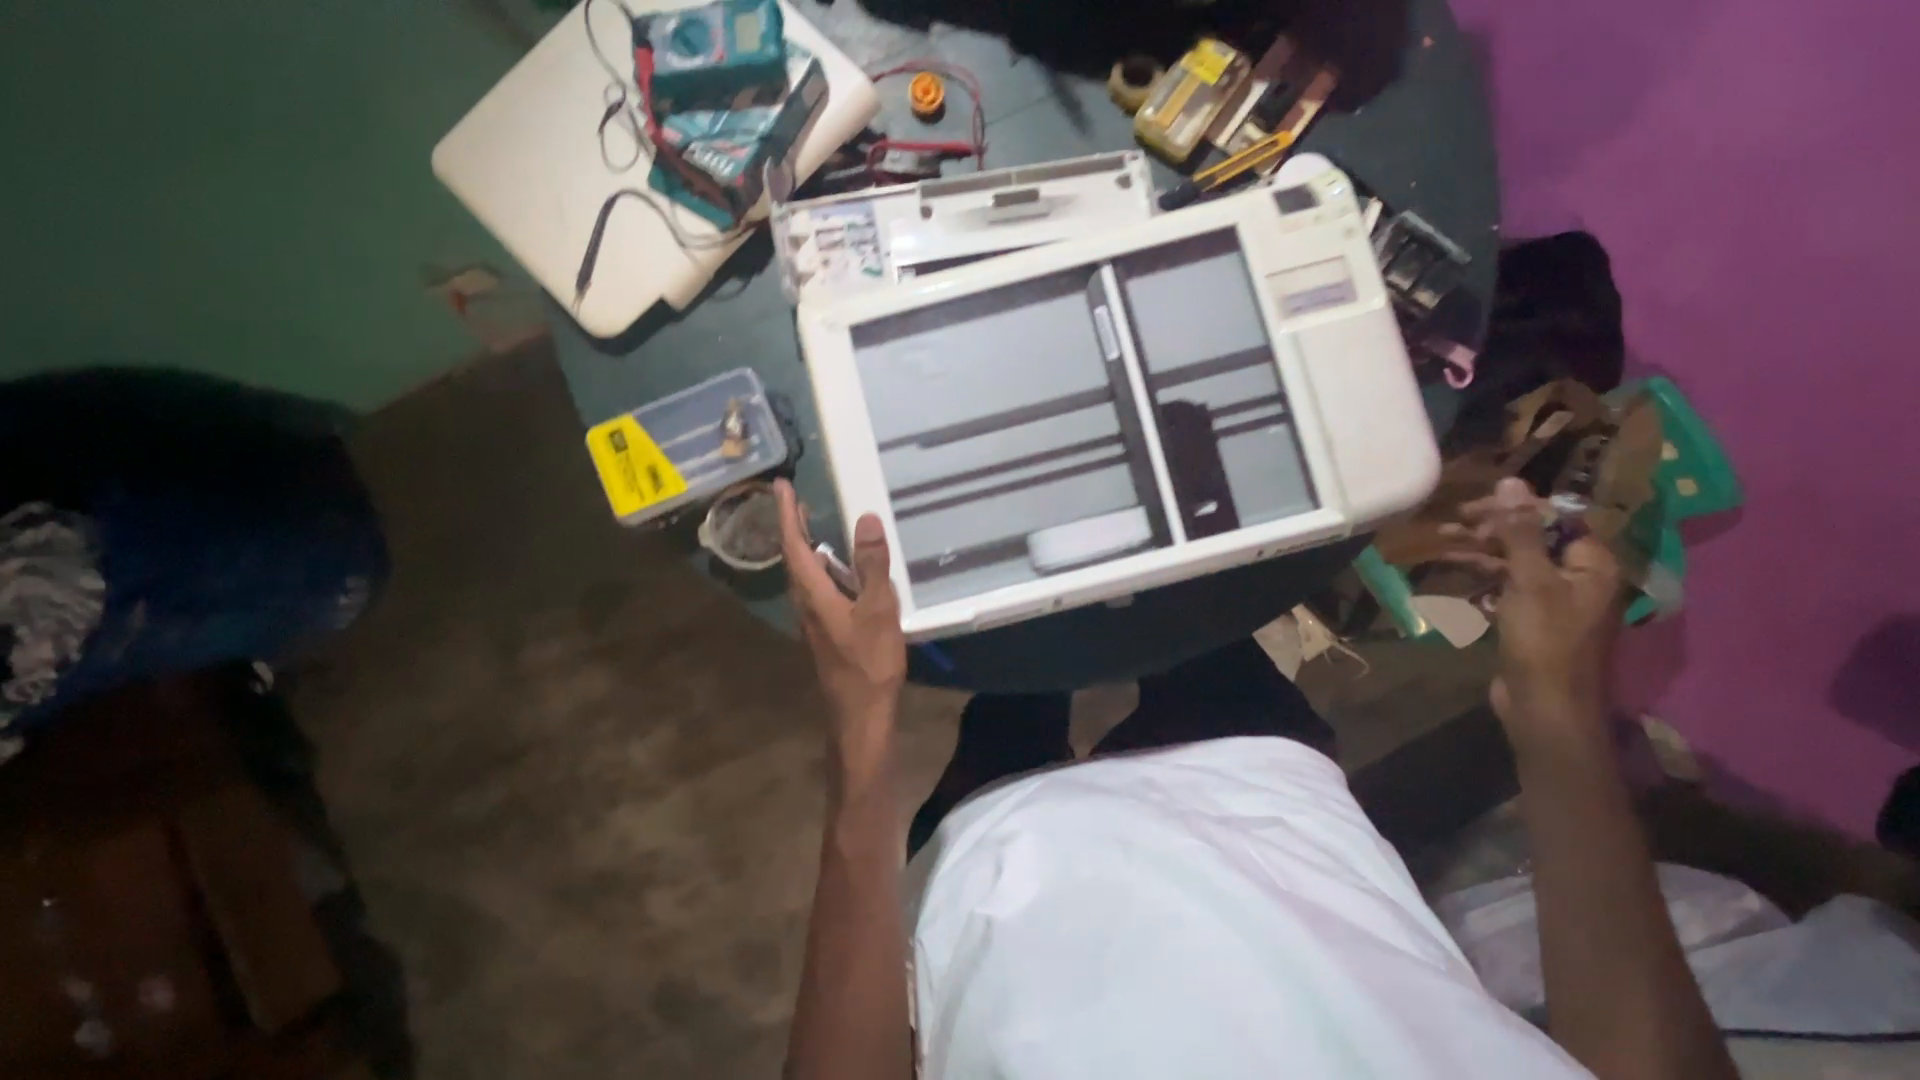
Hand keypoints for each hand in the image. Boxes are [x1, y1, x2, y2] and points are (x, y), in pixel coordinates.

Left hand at [776, 480, 905, 792]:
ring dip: (808, 547)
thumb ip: (871, 565)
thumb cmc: (868, 662)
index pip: (795, 544)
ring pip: (805, 575)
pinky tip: (843, 571)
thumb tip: (865, 518)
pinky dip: (824, 569)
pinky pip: (819, 589)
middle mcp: (806, 604)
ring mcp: (814, 620)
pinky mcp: (825, 632)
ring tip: (819, 525)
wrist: (860, 714)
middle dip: (795, 526)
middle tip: (799, 498)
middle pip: (794, 558)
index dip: (788, 514)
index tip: (782, 485)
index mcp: (814, 593)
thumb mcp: (878, 610)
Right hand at [1447, 478, 1623, 733]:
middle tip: (1450, 525)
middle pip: (1533, 538)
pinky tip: (1455, 573)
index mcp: (1592, 564)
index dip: (1516, 508)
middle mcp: (1579, 577)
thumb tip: (1512, 482)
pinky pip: (1508, 587)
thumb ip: (1520, 531)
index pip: (1556, 518)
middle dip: (1491, 529)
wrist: (1544, 706)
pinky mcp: (1533, 621)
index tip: (1474, 508)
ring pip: (1515, 563)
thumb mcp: (1529, 581)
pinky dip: (1483, 577)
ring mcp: (1556, 601)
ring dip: (1480, 552)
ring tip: (1441, 545)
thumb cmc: (1544, 641)